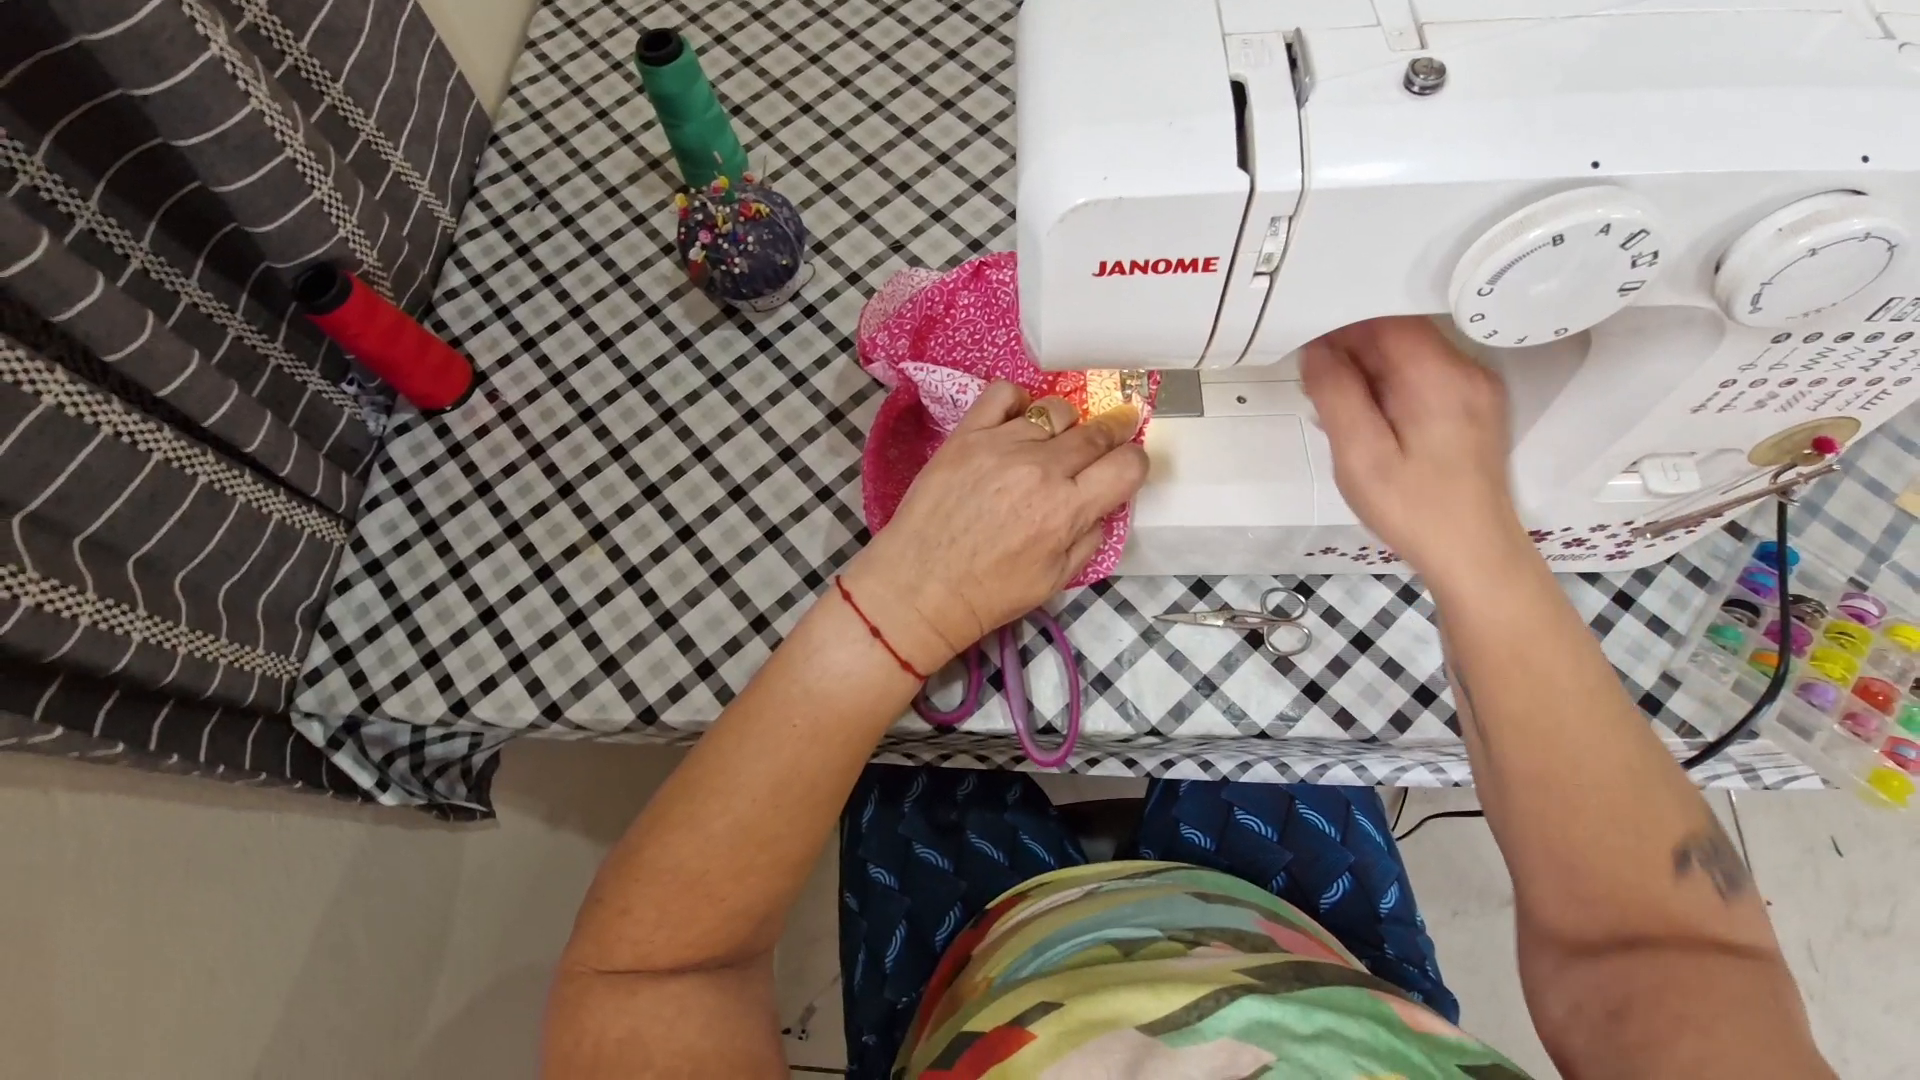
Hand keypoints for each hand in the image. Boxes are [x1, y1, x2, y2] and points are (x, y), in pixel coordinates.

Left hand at [843, 381, 1148, 671]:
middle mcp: (1040, 469)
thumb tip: (1103, 503)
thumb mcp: (1057, 580)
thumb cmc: (989, 593)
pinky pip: (1003, 394)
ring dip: (1066, 423)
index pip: (1127, 464)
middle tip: (1111, 434)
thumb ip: (1090, 536)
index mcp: (1067, 509)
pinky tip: (1018, 420)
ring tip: (1055, 440)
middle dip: (1112, 432)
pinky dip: (1019, 401)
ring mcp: (1001, 446)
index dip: (1135, 464)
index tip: (1126, 467)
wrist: (920, 588)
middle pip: (1096, 432)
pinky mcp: (966, 435)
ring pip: (1054, 410)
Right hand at [1301, 316, 1528, 583]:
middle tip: (1311, 375)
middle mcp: (1465, 371)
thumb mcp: (1360, 455)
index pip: (1387, 320)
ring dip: (1367, 366)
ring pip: (1410, 354)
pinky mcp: (1472, 408)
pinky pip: (1422, 376)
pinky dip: (1387, 383)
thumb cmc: (1413, 509)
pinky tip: (1364, 413)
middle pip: (1401, 333)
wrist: (1473, 553)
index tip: (1303, 338)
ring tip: (1331, 397)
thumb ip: (1336, 395)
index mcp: (1439, 377)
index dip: (1342, 322)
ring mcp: (1474, 389)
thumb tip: (1315, 351)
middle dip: (1351, 345)